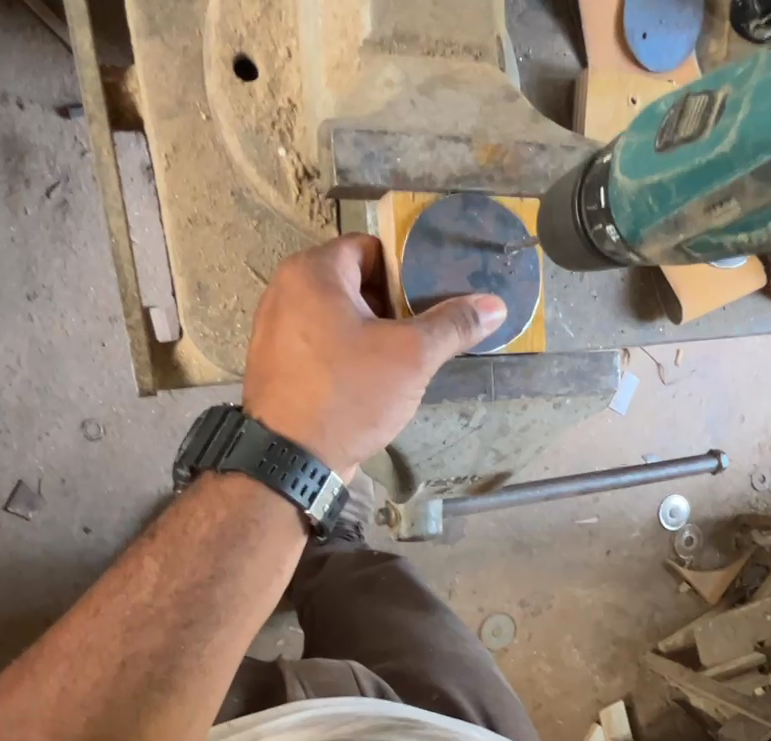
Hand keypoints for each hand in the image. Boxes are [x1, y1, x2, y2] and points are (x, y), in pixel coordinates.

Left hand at [242, 234, 506, 474]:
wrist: (290, 462)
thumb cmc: (348, 395)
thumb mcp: (412, 357)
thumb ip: (453, 325)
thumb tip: (495, 305)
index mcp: (312, 272)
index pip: (370, 248)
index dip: (405, 270)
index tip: (430, 300)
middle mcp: (285, 291)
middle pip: (354, 282)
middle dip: (391, 306)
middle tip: (422, 334)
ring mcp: (275, 331)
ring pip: (338, 317)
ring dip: (372, 334)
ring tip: (402, 361)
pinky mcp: (276, 366)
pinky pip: (320, 346)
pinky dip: (347, 356)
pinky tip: (371, 384)